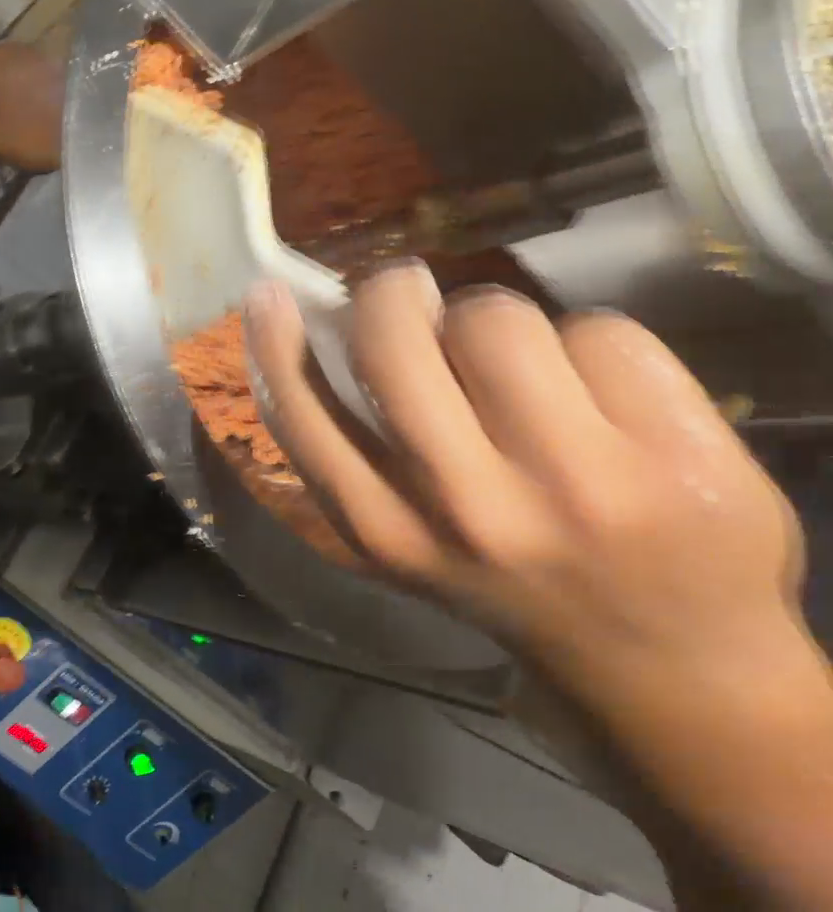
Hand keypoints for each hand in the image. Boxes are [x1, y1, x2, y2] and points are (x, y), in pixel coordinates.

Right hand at [241, 263, 809, 700]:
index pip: (304, 415)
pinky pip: (603, 333)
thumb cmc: (505, 582)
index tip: (270, 295)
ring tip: (511, 351)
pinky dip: (588, 341)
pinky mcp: (679, 455)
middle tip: (404, 286)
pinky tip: (598, 384)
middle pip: (393, 345)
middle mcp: (469, 506)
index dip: (273, 344)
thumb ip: (355, 454)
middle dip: (390, 292)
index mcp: (385, 529)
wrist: (665, 662)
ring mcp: (579, 480)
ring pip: (498, 321)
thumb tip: (327, 327)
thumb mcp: (402, 539)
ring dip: (492, 317)